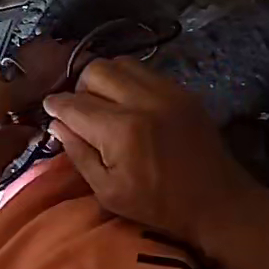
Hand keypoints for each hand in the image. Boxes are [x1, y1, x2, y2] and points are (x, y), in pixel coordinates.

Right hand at [44, 57, 268, 254]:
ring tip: (105, 102)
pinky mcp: (183, 91)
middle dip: (80, 87)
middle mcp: (142, 101)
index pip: (74, 104)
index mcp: (121, 130)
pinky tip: (130, 102)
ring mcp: (166, 91)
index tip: (50, 109)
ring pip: (121, 63)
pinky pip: (146, 70)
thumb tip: (57, 124)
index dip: (56, 106)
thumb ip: (79, 154)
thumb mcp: (109, 192)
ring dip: (105, 78)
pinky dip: (130, 80)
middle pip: (95, 70)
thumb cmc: (159, 205)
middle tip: (81, 109)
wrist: (218, 201)